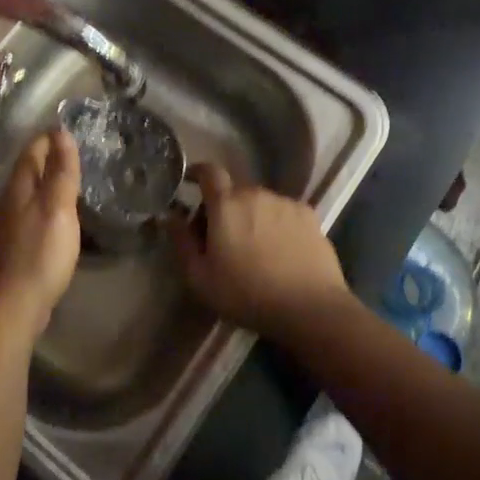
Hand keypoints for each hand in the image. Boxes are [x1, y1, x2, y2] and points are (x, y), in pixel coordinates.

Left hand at [0, 129, 81, 336]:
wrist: (15, 304)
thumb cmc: (39, 252)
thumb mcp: (57, 207)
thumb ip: (60, 171)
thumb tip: (61, 133)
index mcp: (19, 187)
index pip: (32, 150)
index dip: (51, 137)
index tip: (73, 128)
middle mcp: (10, 200)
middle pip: (30, 169)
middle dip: (51, 157)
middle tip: (81, 151)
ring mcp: (12, 223)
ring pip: (31, 191)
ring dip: (50, 181)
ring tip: (76, 179)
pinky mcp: (18, 244)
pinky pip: (34, 212)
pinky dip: (50, 204)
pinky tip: (63, 215)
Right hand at [167, 164, 349, 340]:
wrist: (310, 308)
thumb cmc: (247, 294)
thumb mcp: (200, 278)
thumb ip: (181, 242)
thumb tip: (169, 216)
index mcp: (226, 204)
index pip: (209, 171)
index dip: (198, 172)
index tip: (191, 182)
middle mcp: (256, 194)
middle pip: (234, 191)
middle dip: (224, 206)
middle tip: (222, 235)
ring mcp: (286, 203)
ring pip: (260, 202)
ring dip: (252, 216)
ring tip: (255, 247)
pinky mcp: (310, 217)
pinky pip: (284, 213)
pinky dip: (276, 224)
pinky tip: (281, 251)